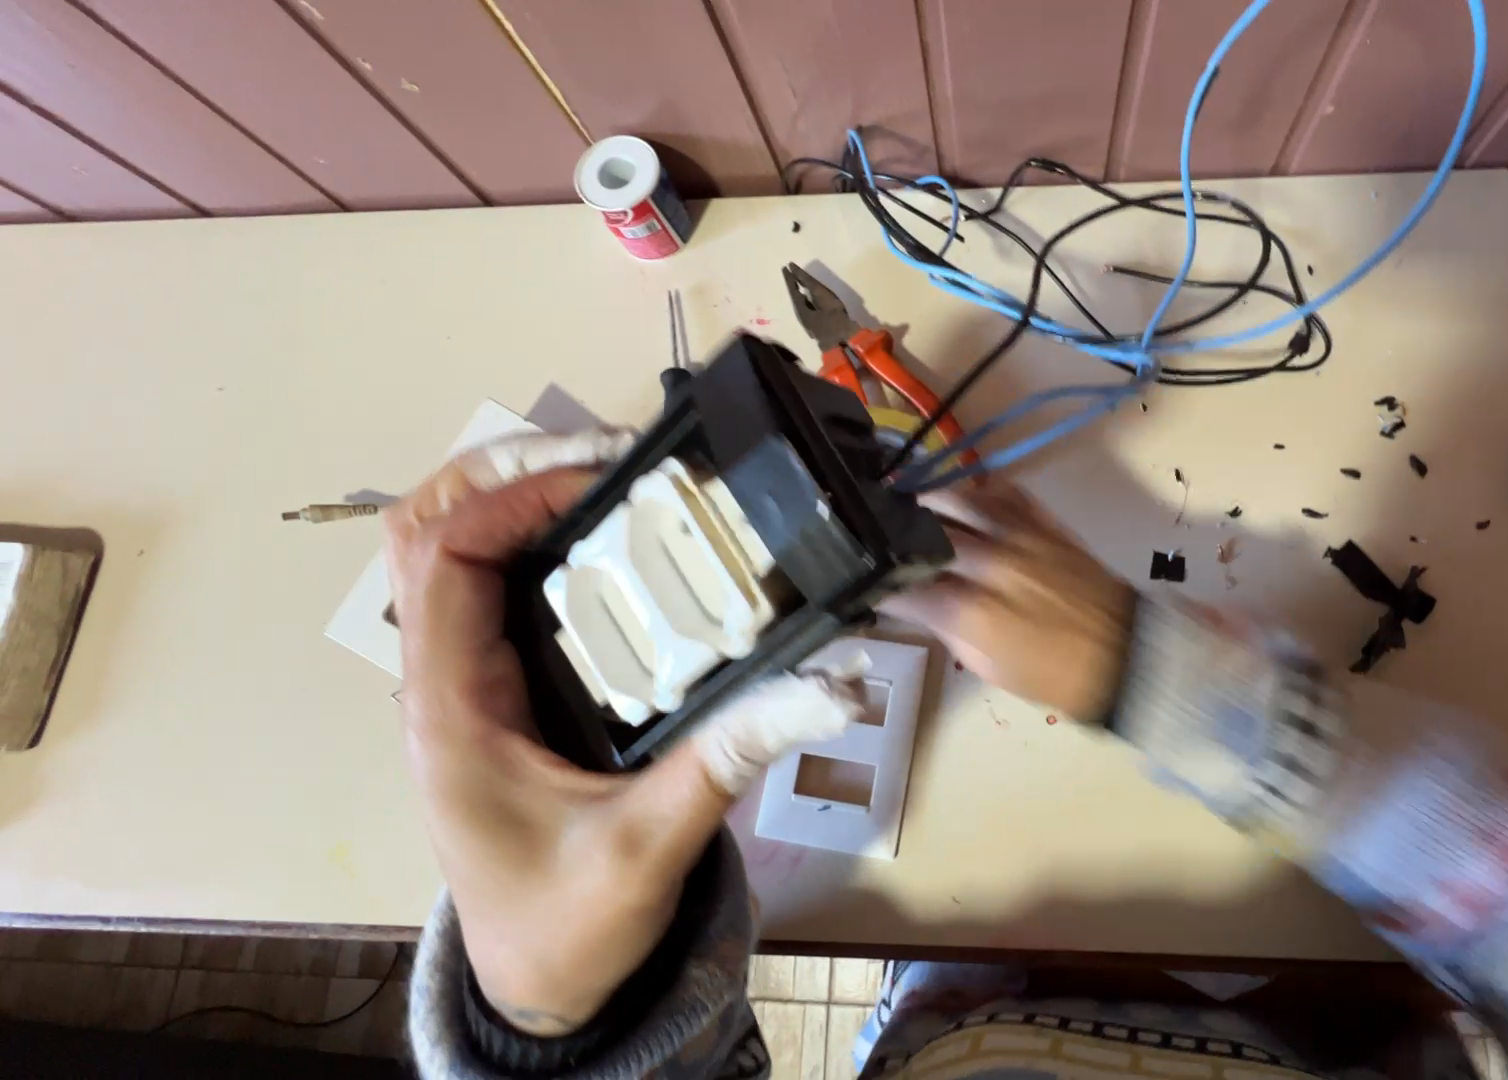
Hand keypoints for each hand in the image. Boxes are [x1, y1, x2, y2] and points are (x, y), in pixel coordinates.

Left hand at [385, 431, 858, 1035]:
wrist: (545, 980)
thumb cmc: (572, 918)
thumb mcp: (655, 839)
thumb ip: (737, 753)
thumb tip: (833, 684)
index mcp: (452, 706)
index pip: (443, 558)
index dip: (516, 496)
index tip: (609, 478)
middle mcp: (447, 676)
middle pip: (430, 530)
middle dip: (508, 471)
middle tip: (608, 453)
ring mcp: (474, 677)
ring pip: (459, 549)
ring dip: (523, 495)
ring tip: (616, 474)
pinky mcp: (510, 685)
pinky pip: (505, 586)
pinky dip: (548, 539)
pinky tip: (619, 538)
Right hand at [881, 480, 1133, 721]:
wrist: (1120, 655)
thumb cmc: (1050, 675)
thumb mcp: (987, 667)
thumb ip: (947, 627)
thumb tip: (919, 601)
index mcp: (971, 611)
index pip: (906, 587)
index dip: (882, 584)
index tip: (872, 583)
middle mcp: (990, 564)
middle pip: (926, 530)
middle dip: (898, 534)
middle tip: (883, 535)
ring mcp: (1019, 537)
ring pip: (961, 497)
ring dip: (932, 499)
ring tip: (915, 505)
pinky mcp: (1045, 524)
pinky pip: (1005, 491)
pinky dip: (981, 490)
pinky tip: (969, 500)